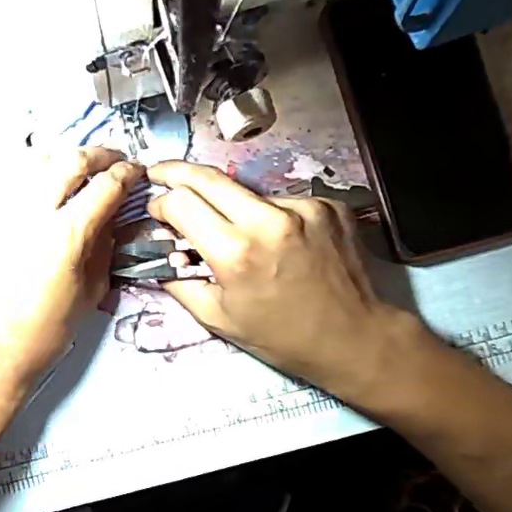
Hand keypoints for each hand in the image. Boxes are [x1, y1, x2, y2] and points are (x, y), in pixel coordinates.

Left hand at [0, 147, 144, 409]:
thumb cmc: (44, 332)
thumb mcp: (91, 291)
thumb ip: (103, 246)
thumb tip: (110, 216)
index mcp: (65, 234)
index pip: (105, 185)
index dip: (127, 172)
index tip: (137, 170)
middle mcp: (29, 212)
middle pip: (69, 159)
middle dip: (98, 154)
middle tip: (112, 160)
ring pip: (34, 159)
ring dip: (63, 157)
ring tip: (78, 167)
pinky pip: (7, 179)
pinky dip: (31, 172)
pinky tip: (41, 183)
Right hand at [146, 161, 429, 393]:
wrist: (353, 337)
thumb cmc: (284, 338)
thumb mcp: (221, 319)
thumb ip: (181, 283)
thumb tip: (161, 256)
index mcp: (236, 252)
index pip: (181, 202)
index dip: (161, 204)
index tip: (159, 211)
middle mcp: (269, 220)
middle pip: (208, 177)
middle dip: (177, 173)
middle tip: (161, 173)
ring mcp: (303, 208)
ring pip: (248, 192)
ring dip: (234, 206)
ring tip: (244, 238)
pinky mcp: (327, 205)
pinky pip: (284, 201)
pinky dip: (273, 217)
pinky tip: (281, 243)